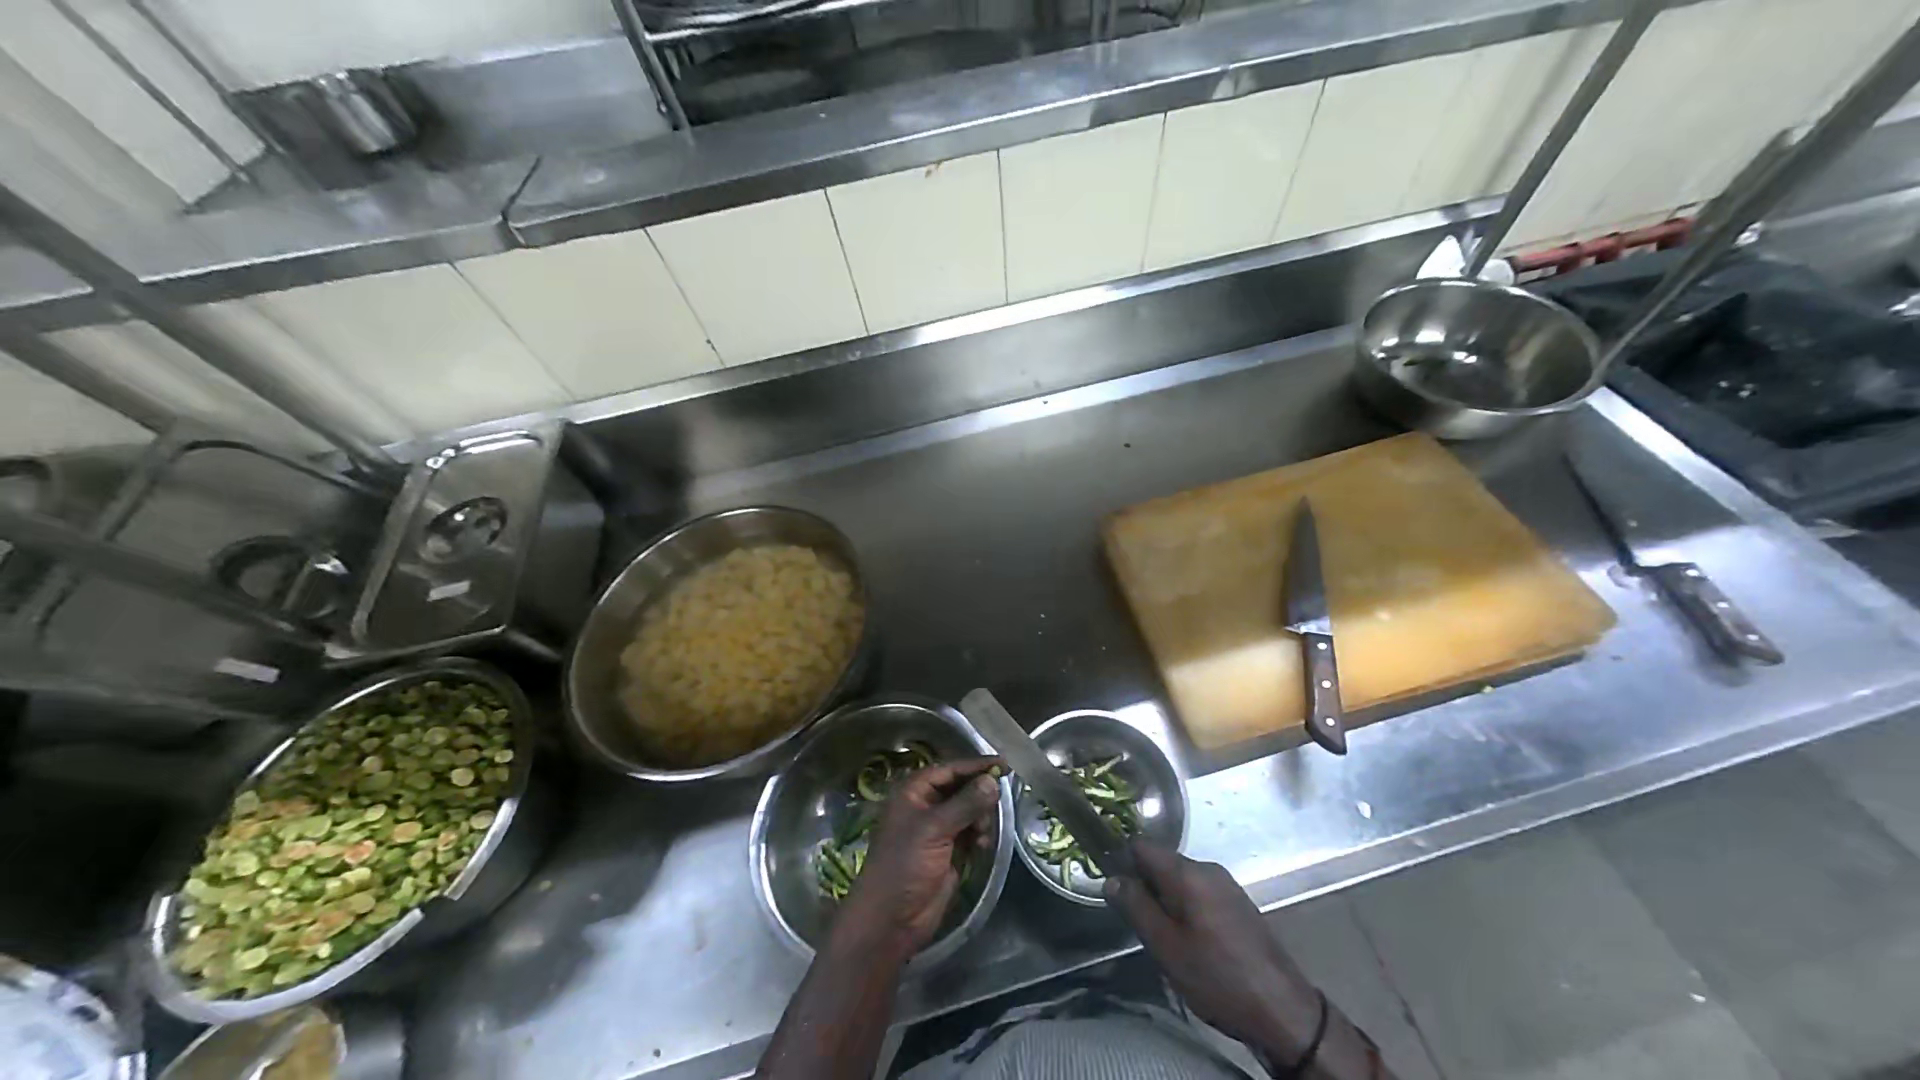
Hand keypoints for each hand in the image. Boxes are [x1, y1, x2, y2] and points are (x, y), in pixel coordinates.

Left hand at [838, 757, 1002, 958]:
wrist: (892, 919)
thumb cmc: (904, 866)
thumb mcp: (934, 830)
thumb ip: (965, 804)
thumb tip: (992, 780)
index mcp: (913, 792)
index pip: (949, 769)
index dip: (975, 766)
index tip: (1004, 764)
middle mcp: (925, 806)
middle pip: (961, 788)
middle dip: (979, 796)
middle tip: (995, 806)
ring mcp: (937, 829)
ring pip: (969, 811)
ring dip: (981, 818)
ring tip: (983, 834)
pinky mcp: (948, 851)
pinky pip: (971, 832)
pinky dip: (979, 835)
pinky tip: (982, 846)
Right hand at [1105, 842, 1320, 1061]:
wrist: (1284, 1012)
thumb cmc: (1218, 977)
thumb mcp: (1166, 946)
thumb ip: (1136, 907)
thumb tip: (1112, 879)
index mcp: (1188, 872)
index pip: (1141, 845)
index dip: (1122, 861)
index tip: (1115, 891)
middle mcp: (1208, 869)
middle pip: (1162, 862)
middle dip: (1144, 885)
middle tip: (1138, 924)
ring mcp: (1227, 886)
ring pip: (1180, 880)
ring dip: (1165, 900)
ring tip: (1163, 939)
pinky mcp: (1239, 904)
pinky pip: (1200, 893)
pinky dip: (1186, 909)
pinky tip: (1190, 942)